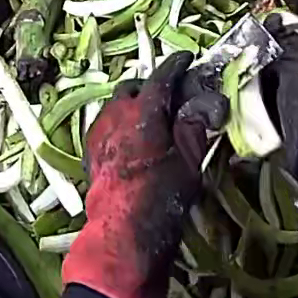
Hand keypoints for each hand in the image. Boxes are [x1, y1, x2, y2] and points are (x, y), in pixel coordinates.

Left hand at [61, 52, 211, 297]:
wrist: (121, 238)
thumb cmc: (160, 198)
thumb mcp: (188, 160)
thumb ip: (195, 126)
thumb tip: (206, 102)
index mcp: (142, 111)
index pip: (161, 77)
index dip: (176, 66)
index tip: (187, 60)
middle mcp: (115, 114)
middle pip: (133, 88)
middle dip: (151, 87)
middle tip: (171, 97)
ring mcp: (98, 133)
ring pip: (116, 106)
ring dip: (134, 105)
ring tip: (153, 118)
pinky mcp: (90, 152)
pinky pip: (106, 126)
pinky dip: (121, 124)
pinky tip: (134, 140)